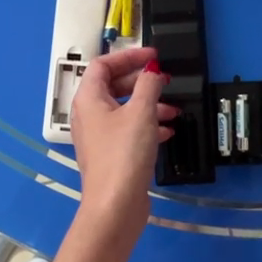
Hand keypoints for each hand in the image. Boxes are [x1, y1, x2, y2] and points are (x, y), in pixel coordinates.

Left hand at [71, 47, 174, 233]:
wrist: (115, 205)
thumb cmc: (124, 153)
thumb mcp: (141, 112)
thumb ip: (148, 85)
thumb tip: (152, 72)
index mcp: (88, 99)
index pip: (103, 65)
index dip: (129, 56)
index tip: (153, 56)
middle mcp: (89, 115)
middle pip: (113, 86)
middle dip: (141, 81)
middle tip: (165, 80)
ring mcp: (99, 136)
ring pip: (124, 109)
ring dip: (148, 105)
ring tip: (173, 110)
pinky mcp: (111, 155)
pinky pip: (128, 130)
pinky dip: (147, 126)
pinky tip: (167, 131)